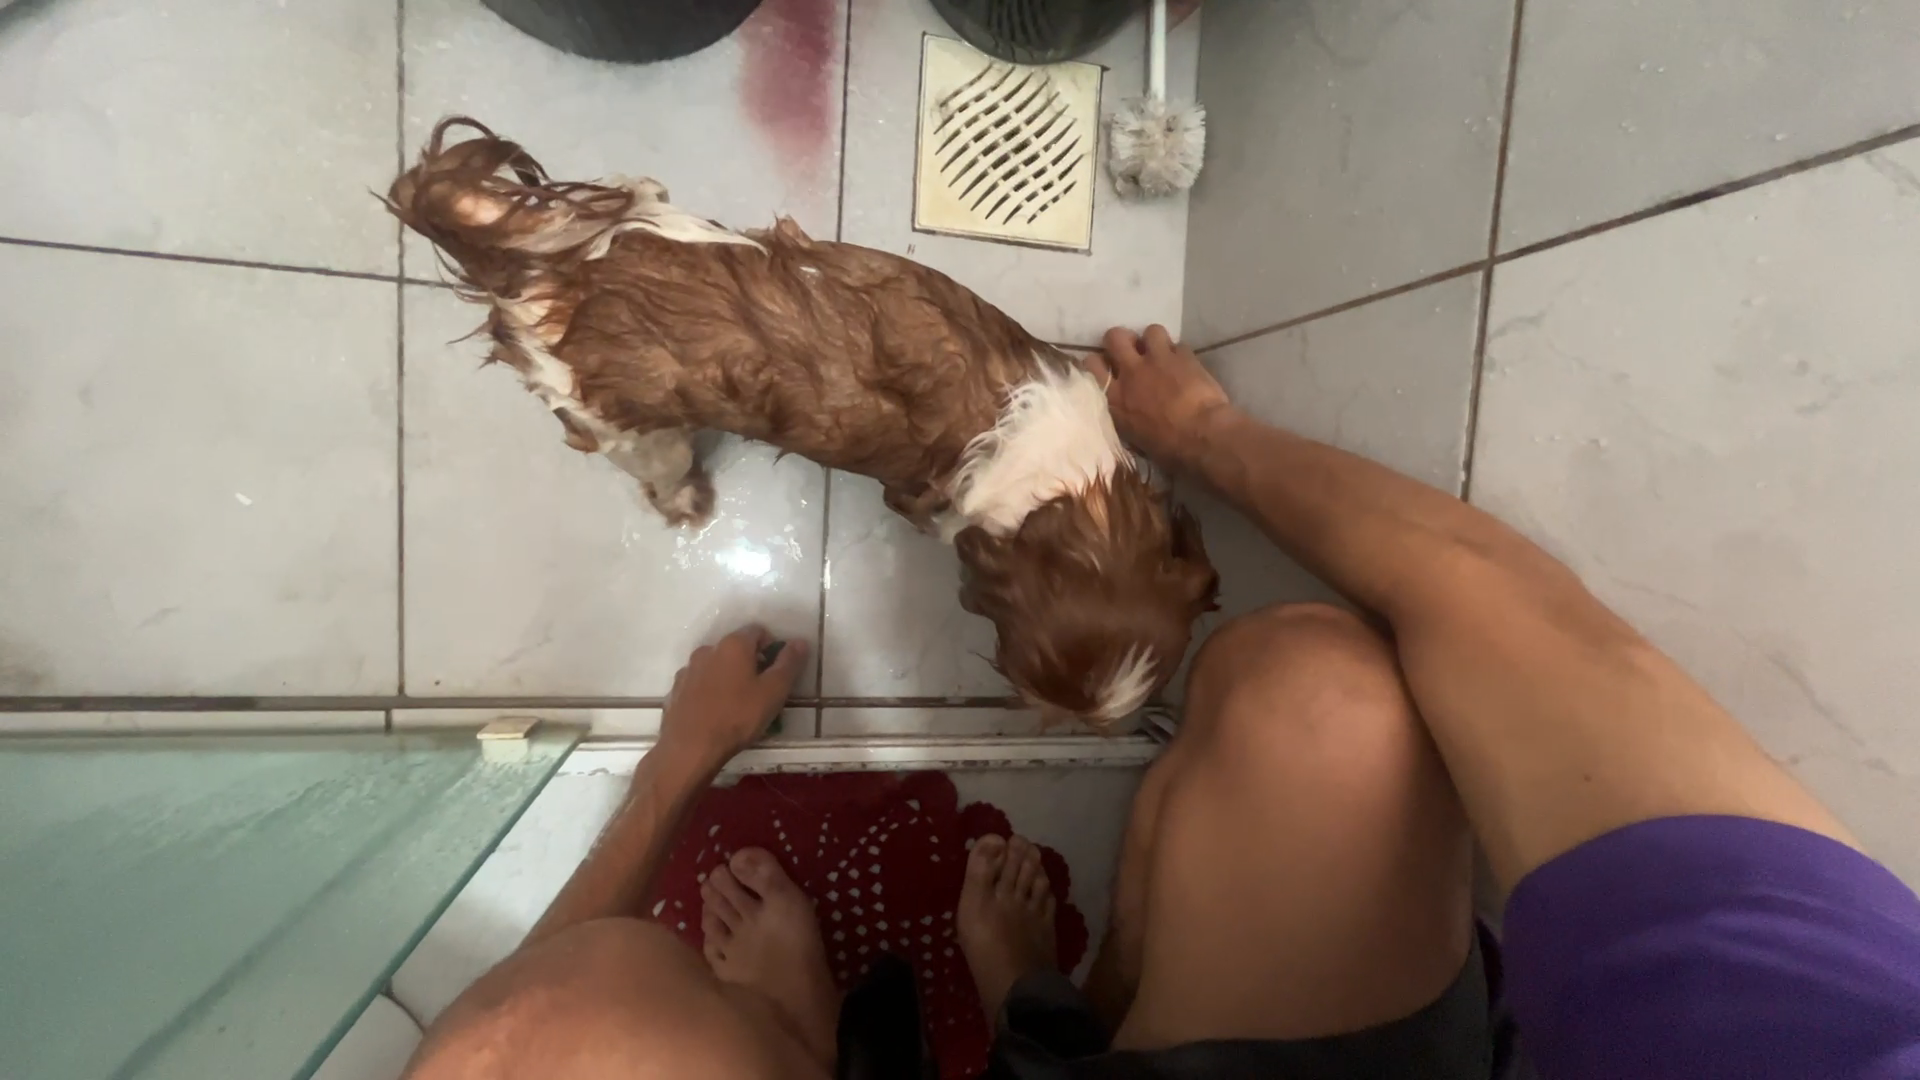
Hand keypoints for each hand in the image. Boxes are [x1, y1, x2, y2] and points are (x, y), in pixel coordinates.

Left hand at [656, 626, 807, 770]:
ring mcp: (688, 670)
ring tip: (737, 703)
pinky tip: (715, 712)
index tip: (777, 670)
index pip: (758, 631)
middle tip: (761, 689)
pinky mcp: (676, 691)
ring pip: (715, 665)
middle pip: (735, 647)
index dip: (772, 647)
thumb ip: (789, 663)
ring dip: (728, 676)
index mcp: (734, 645)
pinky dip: (710, 690)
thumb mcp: (774, 691)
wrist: (690, 749)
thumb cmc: (738, 717)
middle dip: (751, 662)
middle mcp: (708, 650)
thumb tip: (800, 642)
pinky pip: (699, 683)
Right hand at [1086, 325, 1234, 466]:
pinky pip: (1178, 344)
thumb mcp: (1132, 435)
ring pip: (1150, 330)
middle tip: (1131, 351)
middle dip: (1121, 340)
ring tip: (1161, 355)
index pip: (1091, 364)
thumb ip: (1124, 413)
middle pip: (1115, 336)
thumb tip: (1125, 408)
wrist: (1200, 435)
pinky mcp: (1184, 356)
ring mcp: (1159, 360)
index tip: (1105, 367)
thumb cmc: (1166, 447)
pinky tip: (1185, 366)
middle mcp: (1132, 372)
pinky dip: (1180, 354)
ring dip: (1154, 341)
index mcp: (1115, 398)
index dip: (1097, 361)